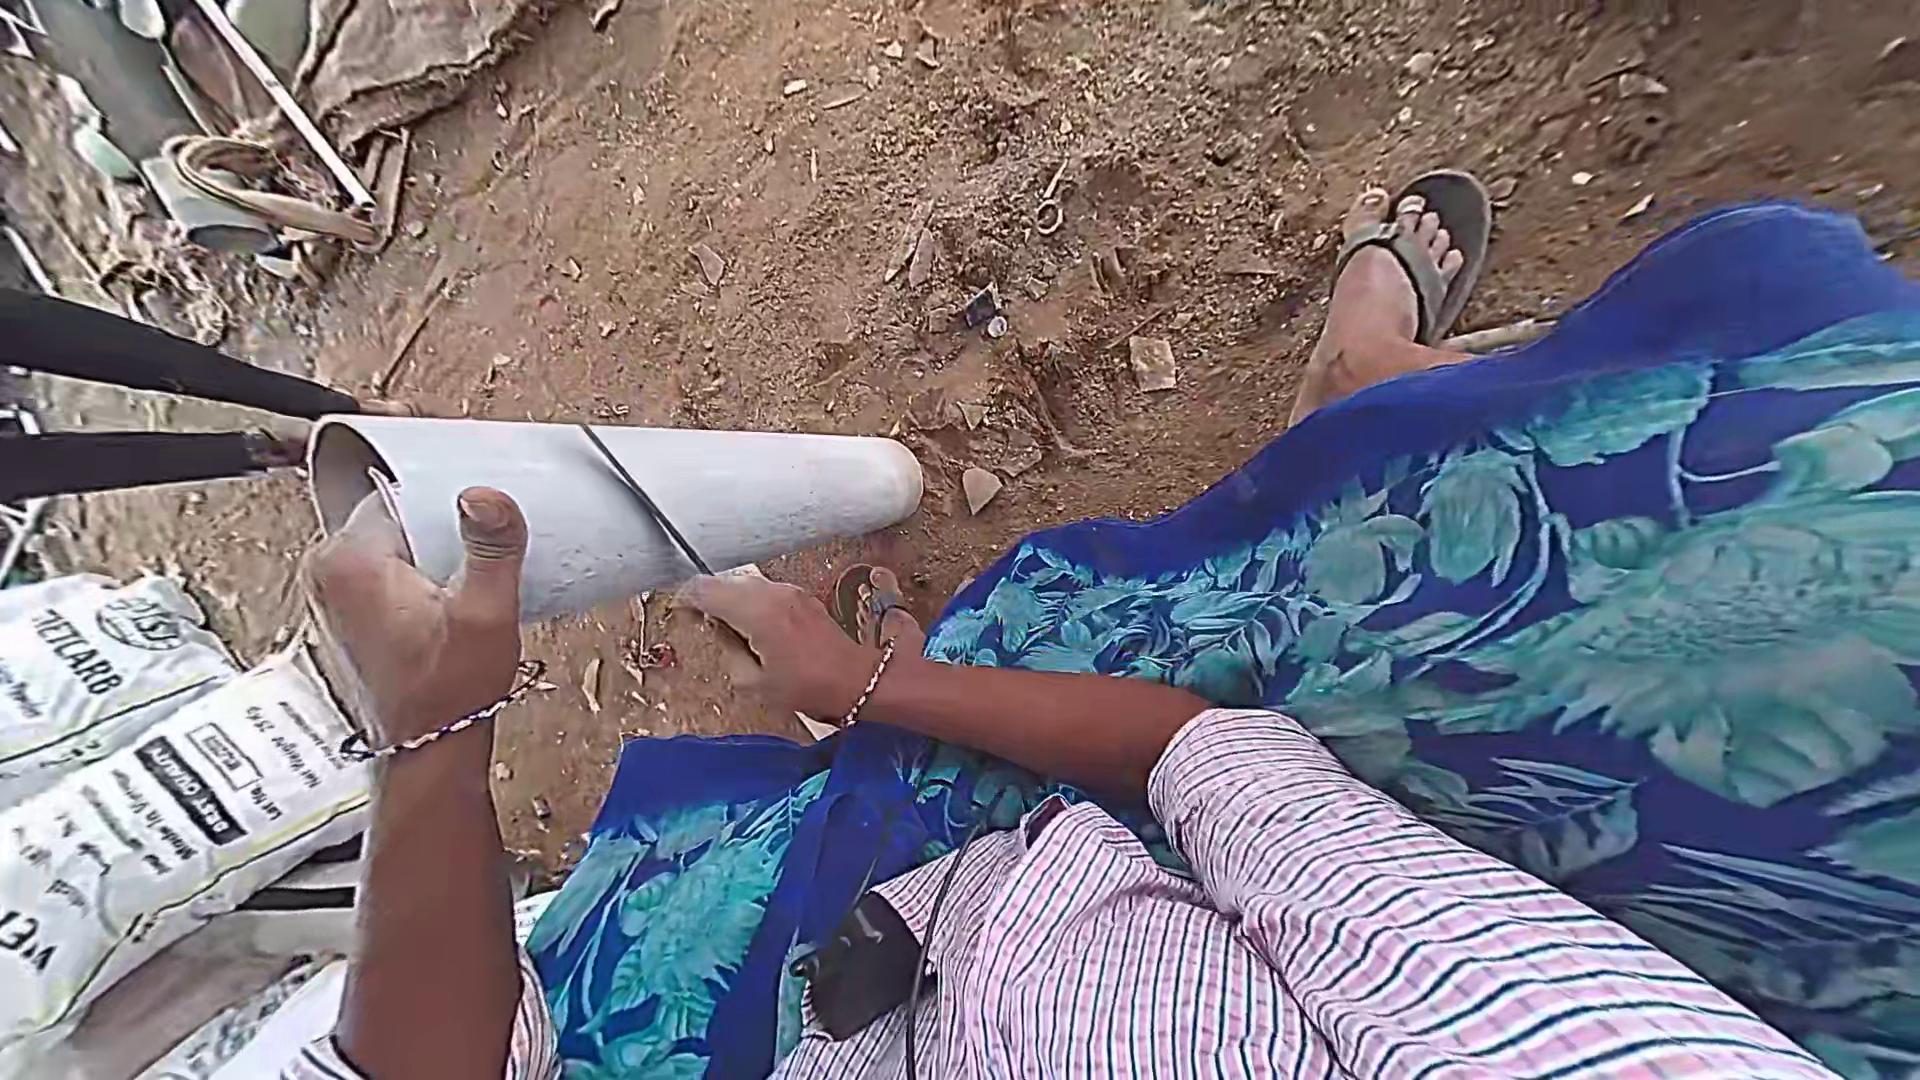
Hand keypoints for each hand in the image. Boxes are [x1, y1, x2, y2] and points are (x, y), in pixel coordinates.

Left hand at [303, 487, 527, 743]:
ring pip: (398, 539)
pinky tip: (460, 587)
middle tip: (491, 543)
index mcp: (350, 561)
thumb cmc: (452, 683)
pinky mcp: (351, 606)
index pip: (400, 493)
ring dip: (440, 547)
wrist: (430, 738)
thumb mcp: (486, 611)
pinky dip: (428, 567)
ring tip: (479, 569)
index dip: (449, 498)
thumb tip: (485, 495)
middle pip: (399, 514)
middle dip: (447, 523)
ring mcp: (335, 589)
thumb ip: (490, 549)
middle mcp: (328, 570)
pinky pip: (394, 563)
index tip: (486, 516)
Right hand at [675, 574, 878, 719]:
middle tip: (701, 624)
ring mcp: (790, 591)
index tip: (680, 614)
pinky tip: (753, 626)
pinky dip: (751, 601)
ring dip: (731, 598)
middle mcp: (773, 592)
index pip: (706, 589)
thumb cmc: (804, 687)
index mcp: (756, 611)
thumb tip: (717, 628)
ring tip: (729, 629)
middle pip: (725, 582)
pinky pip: (765, 590)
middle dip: (708, 598)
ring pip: (745, 583)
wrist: (854, 679)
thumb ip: (727, 648)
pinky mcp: (801, 595)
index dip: (686, 599)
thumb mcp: (752, 681)